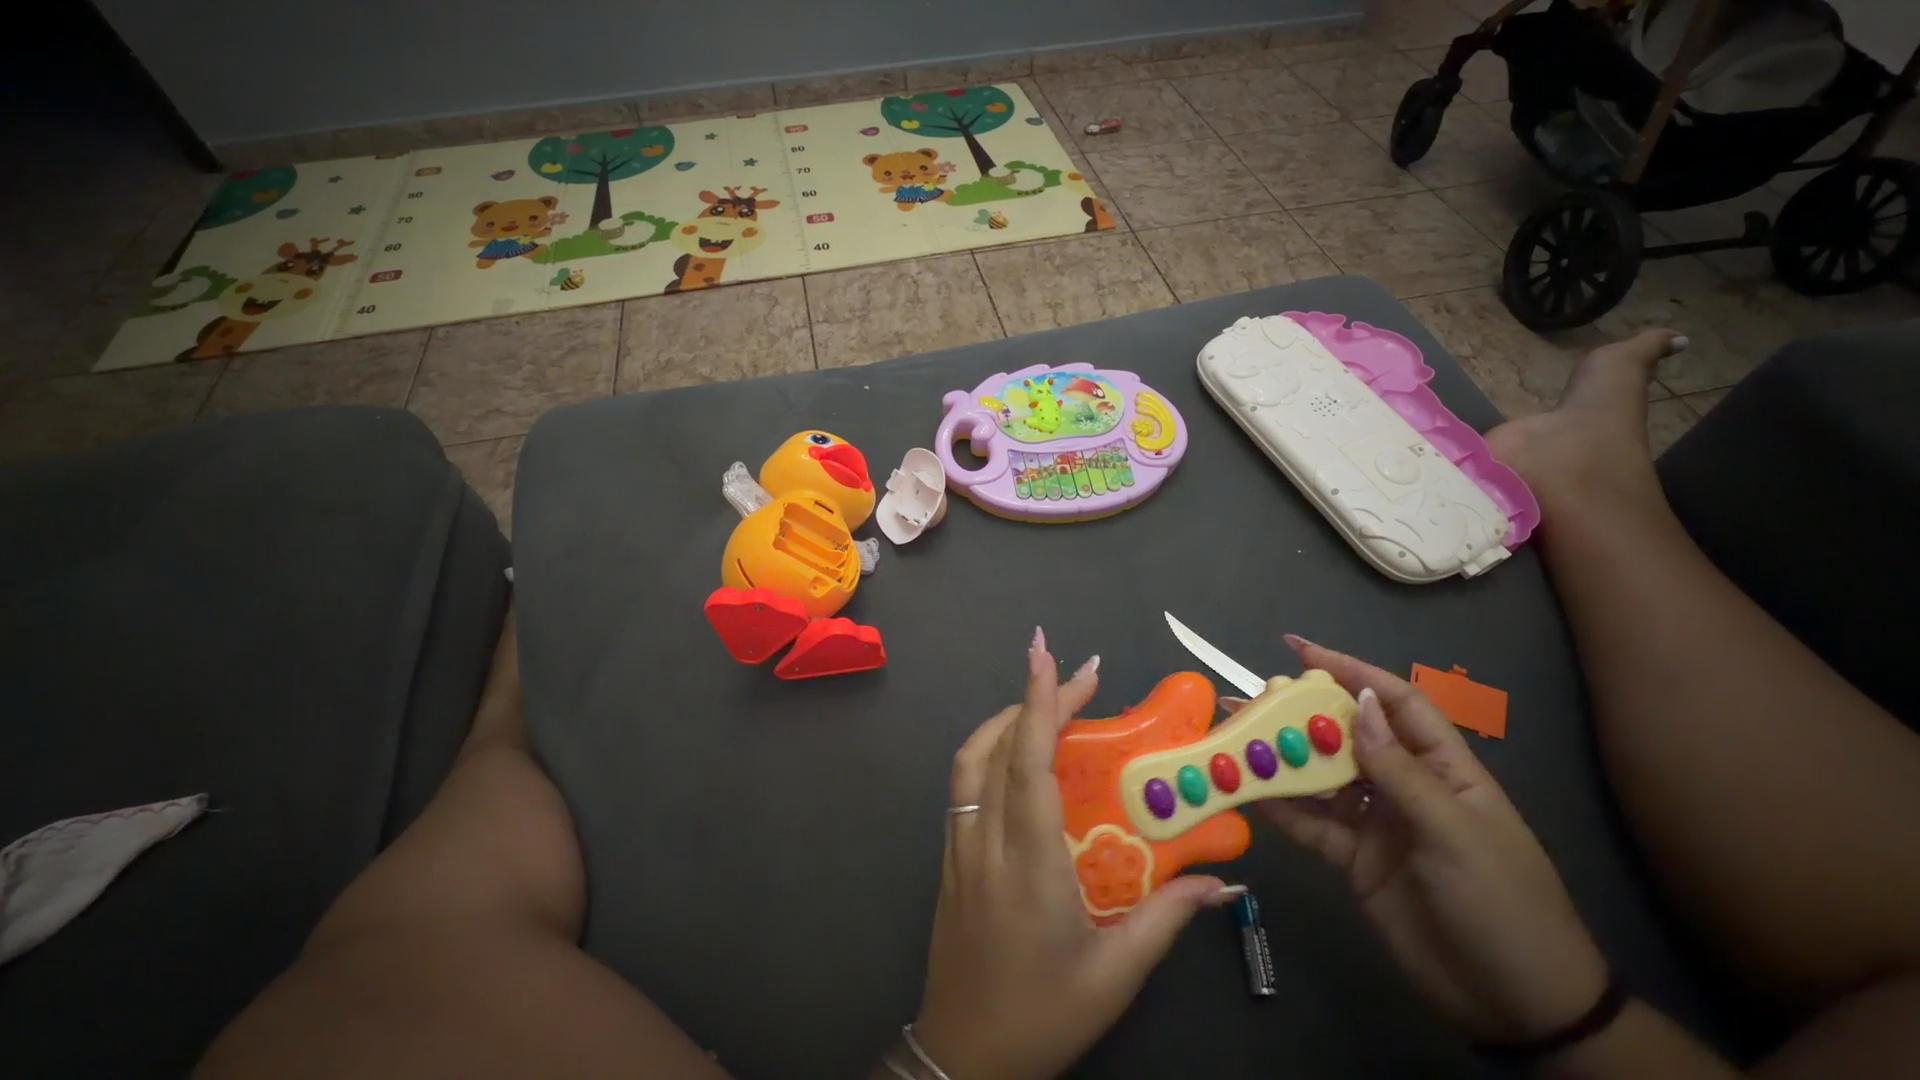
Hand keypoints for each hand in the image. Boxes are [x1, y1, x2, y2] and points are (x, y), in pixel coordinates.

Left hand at [910, 631, 1239, 1079]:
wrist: (962, 1056)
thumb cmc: (1043, 1014)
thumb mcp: (1115, 973)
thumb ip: (1167, 918)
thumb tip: (1222, 882)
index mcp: (1027, 862)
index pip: (1028, 762)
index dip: (1038, 702)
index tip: (1050, 655)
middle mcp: (985, 843)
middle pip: (995, 749)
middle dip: (1032, 700)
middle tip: (1078, 678)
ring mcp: (959, 851)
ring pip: (968, 764)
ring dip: (1003, 723)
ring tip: (1045, 711)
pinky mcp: (950, 864)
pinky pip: (964, 791)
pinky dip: (989, 757)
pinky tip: (1021, 768)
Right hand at [1251, 638, 1609, 1043]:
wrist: (1515, 1000)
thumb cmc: (1501, 903)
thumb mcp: (1454, 832)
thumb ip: (1400, 771)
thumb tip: (1359, 705)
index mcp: (1444, 768)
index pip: (1394, 704)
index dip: (1350, 672)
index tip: (1299, 651)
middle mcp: (1405, 786)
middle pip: (1346, 736)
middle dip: (1300, 715)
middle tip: (1248, 699)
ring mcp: (1377, 824)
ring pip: (1320, 779)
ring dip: (1280, 760)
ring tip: (1233, 740)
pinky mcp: (1354, 861)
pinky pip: (1311, 825)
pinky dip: (1279, 809)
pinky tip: (1247, 793)